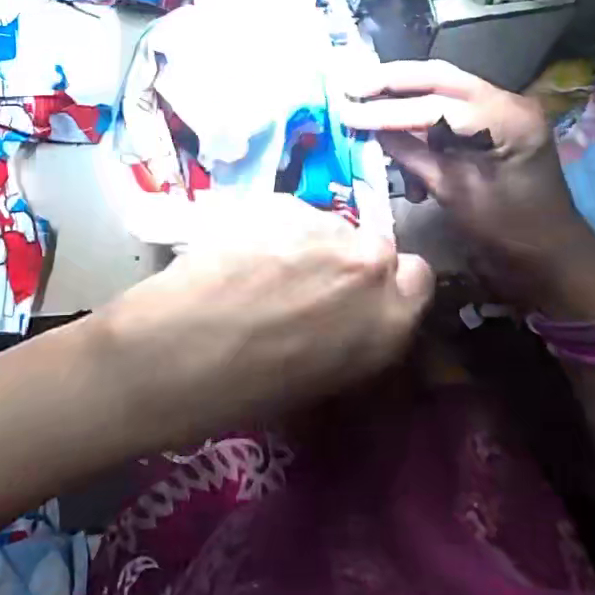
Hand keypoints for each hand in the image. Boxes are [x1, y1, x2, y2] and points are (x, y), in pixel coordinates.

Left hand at [93, 195, 431, 446]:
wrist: (177, 354)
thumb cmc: (244, 392)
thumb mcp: (320, 379)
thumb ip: (348, 334)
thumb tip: (339, 315)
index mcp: (389, 322)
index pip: (416, 278)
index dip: (384, 283)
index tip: (357, 291)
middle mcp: (368, 266)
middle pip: (372, 244)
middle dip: (345, 257)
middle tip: (303, 278)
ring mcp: (322, 228)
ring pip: (326, 223)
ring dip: (305, 239)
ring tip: (258, 265)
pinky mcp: (278, 202)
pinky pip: (286, 211)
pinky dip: (267, 225)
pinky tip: (233, 250)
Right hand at [332, 60, 594, 318]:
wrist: (550, 255)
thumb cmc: (508, 230)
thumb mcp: (455, 192)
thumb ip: (412, 155)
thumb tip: (366, 130)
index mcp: (508, 119)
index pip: (436, 105)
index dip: (387, 111)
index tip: (347, 114)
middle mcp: (507, 101)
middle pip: (438, 77)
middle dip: (390, 81)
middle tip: (349, 87)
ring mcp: (500, 108)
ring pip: (439, 86)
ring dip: (400, 96)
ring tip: (361, 102)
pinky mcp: (489, 122)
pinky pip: (446, 107)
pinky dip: (416, 117)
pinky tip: (392, 136)